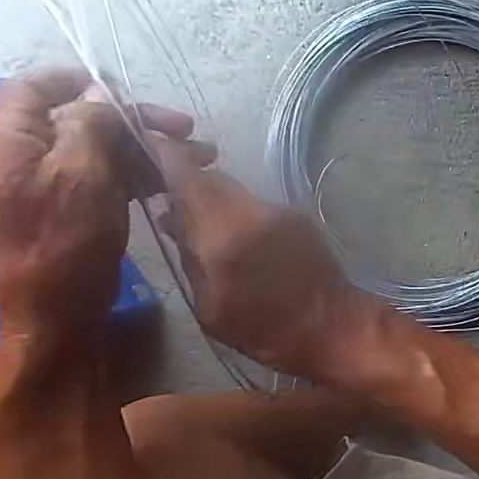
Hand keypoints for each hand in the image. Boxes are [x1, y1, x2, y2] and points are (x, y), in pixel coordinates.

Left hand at [0, 69, 206, 354]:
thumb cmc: (66, 244)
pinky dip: (135, 173)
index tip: (123, 87)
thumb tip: (100, 98)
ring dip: (143, 147)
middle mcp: (18, 158)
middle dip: (131, 119)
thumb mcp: (84, 174)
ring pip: (96, 148)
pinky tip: (171, 180)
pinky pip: (101, 176)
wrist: (57, 319)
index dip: (76, 78)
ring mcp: (43, 186)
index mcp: (7, 142)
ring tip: (197, 154)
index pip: (30, 86)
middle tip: (183, 127)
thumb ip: (91, 124)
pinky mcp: (65, 210)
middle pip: (76, 118)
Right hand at [152, 139, 387, 386]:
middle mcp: (251, 212)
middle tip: (171, 201)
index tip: (146, 147)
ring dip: (214, 199)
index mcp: (223, 238)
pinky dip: (239, 212)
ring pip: (233, 189)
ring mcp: (278, 209)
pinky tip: (240, 239)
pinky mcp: (296, 214)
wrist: (332, 327)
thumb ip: (188, 256)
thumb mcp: (209, 307)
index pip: (187, 179)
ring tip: (205, 227)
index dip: (164, 157)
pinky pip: (255, 203)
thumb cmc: (264, 331)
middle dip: (187, 182)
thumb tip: (170, 218)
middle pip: (210, 178)